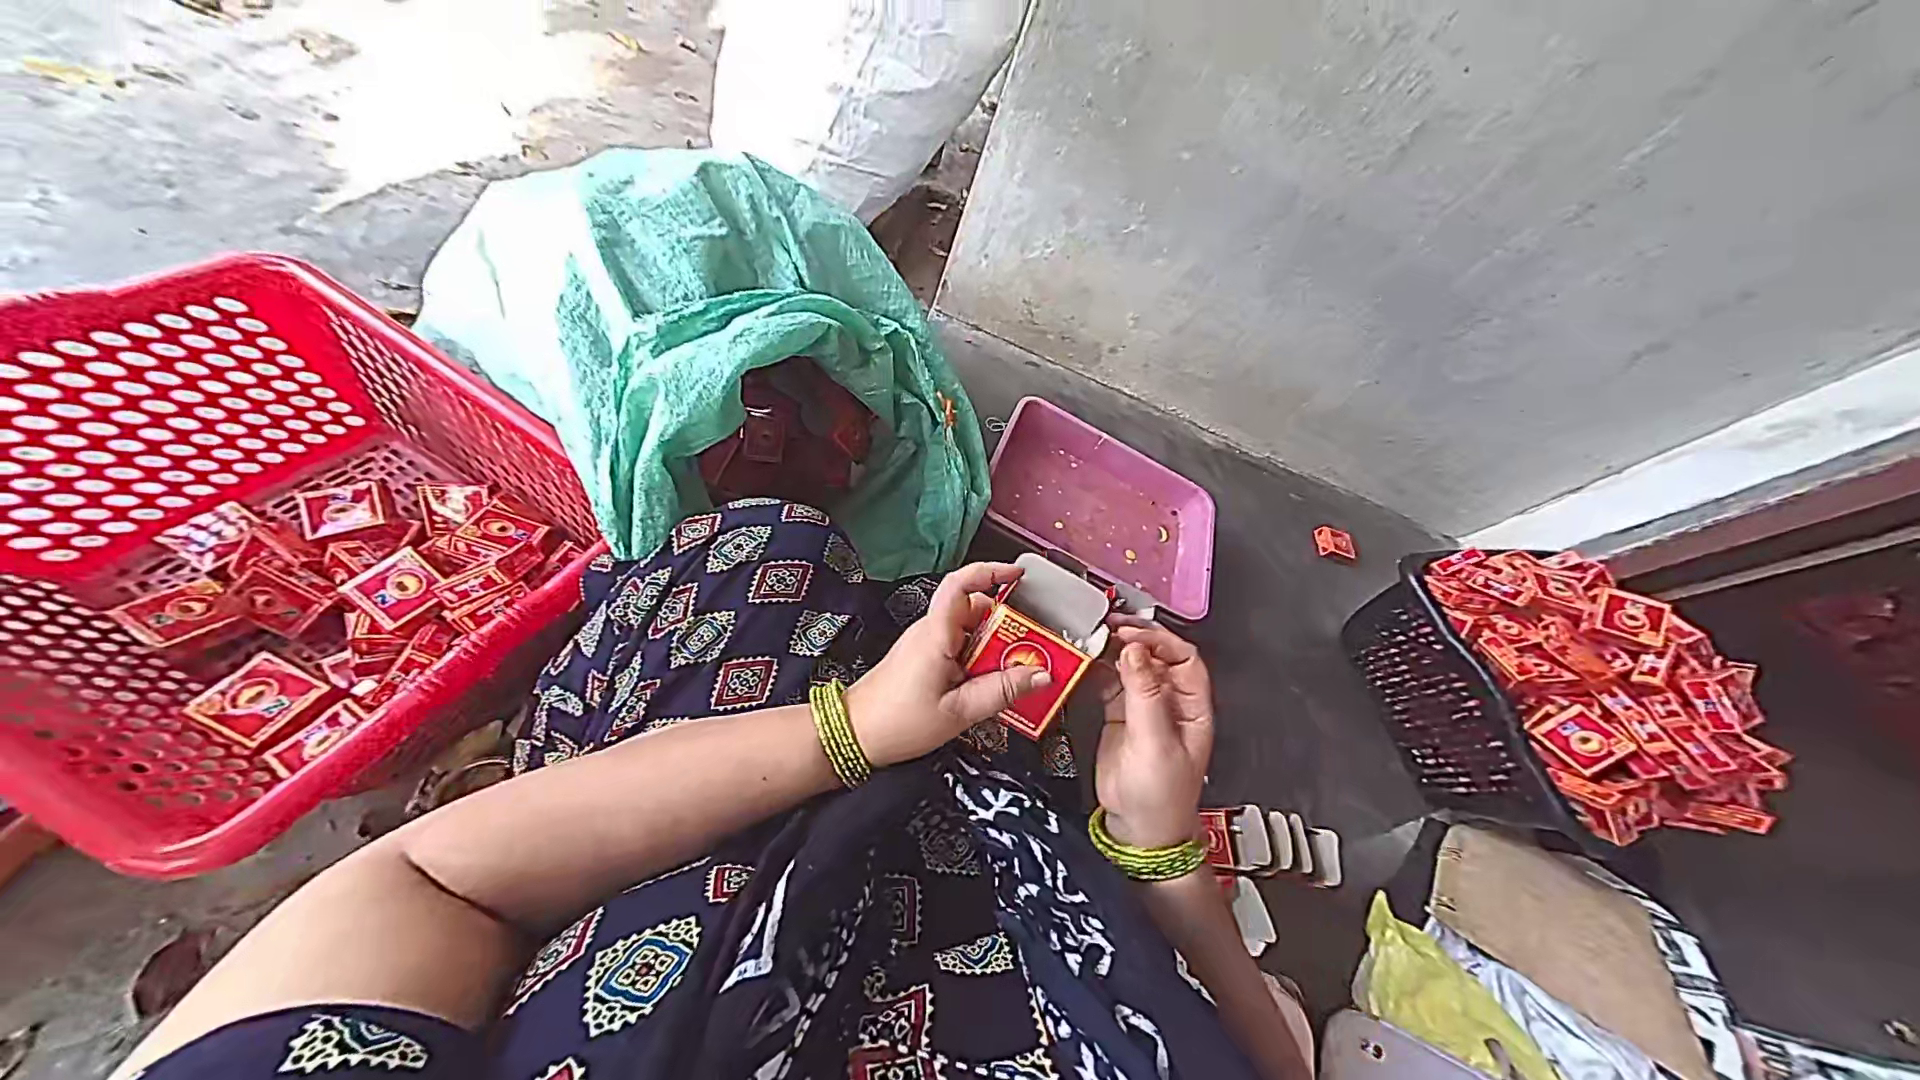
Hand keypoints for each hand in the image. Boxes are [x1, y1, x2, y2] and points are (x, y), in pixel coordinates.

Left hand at [844, 562, 1053, 767]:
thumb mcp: (960, 711)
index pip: (962, 583)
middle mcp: (931, 630)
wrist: (855, 734)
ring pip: (972, 629)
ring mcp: (927, 642)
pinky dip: (981, 658)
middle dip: (1007, 625)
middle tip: (1029, 650)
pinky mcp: (926, 656)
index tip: (1018, 574)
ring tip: (1013, 672)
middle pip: (976, 609)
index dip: (991, 571)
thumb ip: (1002, 690)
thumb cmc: (897, 721)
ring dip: (995, 646)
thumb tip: (1039, 675)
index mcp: (936, 634)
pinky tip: (990, 683)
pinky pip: (962, 646)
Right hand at [1093, 616, 1213, 848]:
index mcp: (1191, 707)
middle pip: (1155, 656)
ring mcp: (1143, 707)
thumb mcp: (1155, 742)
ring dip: (1114, 650)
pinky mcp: (1119, 715)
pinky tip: (1088, 661)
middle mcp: (1170, 702)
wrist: (1138, 829)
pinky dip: (1099, 669)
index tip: (1132, 635)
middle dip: (1135, 638)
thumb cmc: (1161, 797)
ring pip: (1131, 665)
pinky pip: (1110, 682)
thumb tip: (1134, 651)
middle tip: (1110, 627)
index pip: (1182, 658)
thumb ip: (1144, 694)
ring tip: (1096, 640)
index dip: (1159, 641)